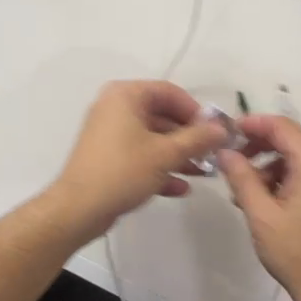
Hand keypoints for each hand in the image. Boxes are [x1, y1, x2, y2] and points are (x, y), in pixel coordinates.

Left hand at [46, 81, 232, 240]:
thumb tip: (222, 129)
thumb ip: (197, 139)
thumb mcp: (165, 154)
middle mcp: (115, 108)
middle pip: (162, 116)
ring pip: (152, 139)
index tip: (214, 131)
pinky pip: (139, 156)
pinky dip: (159, 168)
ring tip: (202, 173)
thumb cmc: (122, 172)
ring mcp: (109, 134)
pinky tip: (180, 188)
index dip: (195, 110)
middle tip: (212, 154)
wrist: (78, 208)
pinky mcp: (107, 158)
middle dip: (189, 137)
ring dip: (178, 155)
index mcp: (125, 96)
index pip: (169, 92)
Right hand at [218, 115, 300, 300]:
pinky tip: (260, 199)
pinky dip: (280, 177)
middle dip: (258, 143)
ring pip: (295, 156)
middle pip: (290, 138)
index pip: (282, 127)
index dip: (253, 124)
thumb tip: (224, 151)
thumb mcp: (260, 213)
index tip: (226, 132)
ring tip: (241, 187)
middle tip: (230, 158)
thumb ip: (241, 177)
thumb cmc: (294, 251)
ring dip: (267, 163)